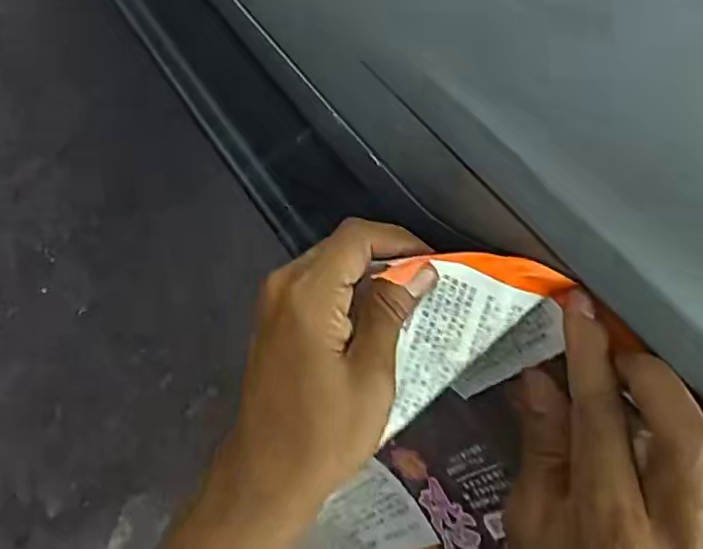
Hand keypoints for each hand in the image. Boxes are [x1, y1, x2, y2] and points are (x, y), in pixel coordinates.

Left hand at [163, 219, 437, 548]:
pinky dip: (344, 288)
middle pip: (338, 246)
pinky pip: (313, 284)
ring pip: (326, 263)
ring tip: (410, 299)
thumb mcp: (371, 376)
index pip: (354, 237)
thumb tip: (416, 272)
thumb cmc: (325, 430)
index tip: (434, 260)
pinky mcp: (272, 312)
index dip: (397, 239)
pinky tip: (374, 314)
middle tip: (430, 282)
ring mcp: (272, 296)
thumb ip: (389, 314)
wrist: (268, 465)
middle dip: (386, 255)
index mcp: (307, 292)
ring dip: (366, 272)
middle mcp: (283, 282)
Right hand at [505, 289, 702, 548]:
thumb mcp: (537, 528)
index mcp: (609, 526)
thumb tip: (541, 381)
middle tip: (634, 364)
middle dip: (660, 385)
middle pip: (691, 444)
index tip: (584, 315)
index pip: (599, 418)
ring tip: (700, 428)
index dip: (590, 357)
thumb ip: (542, 455)